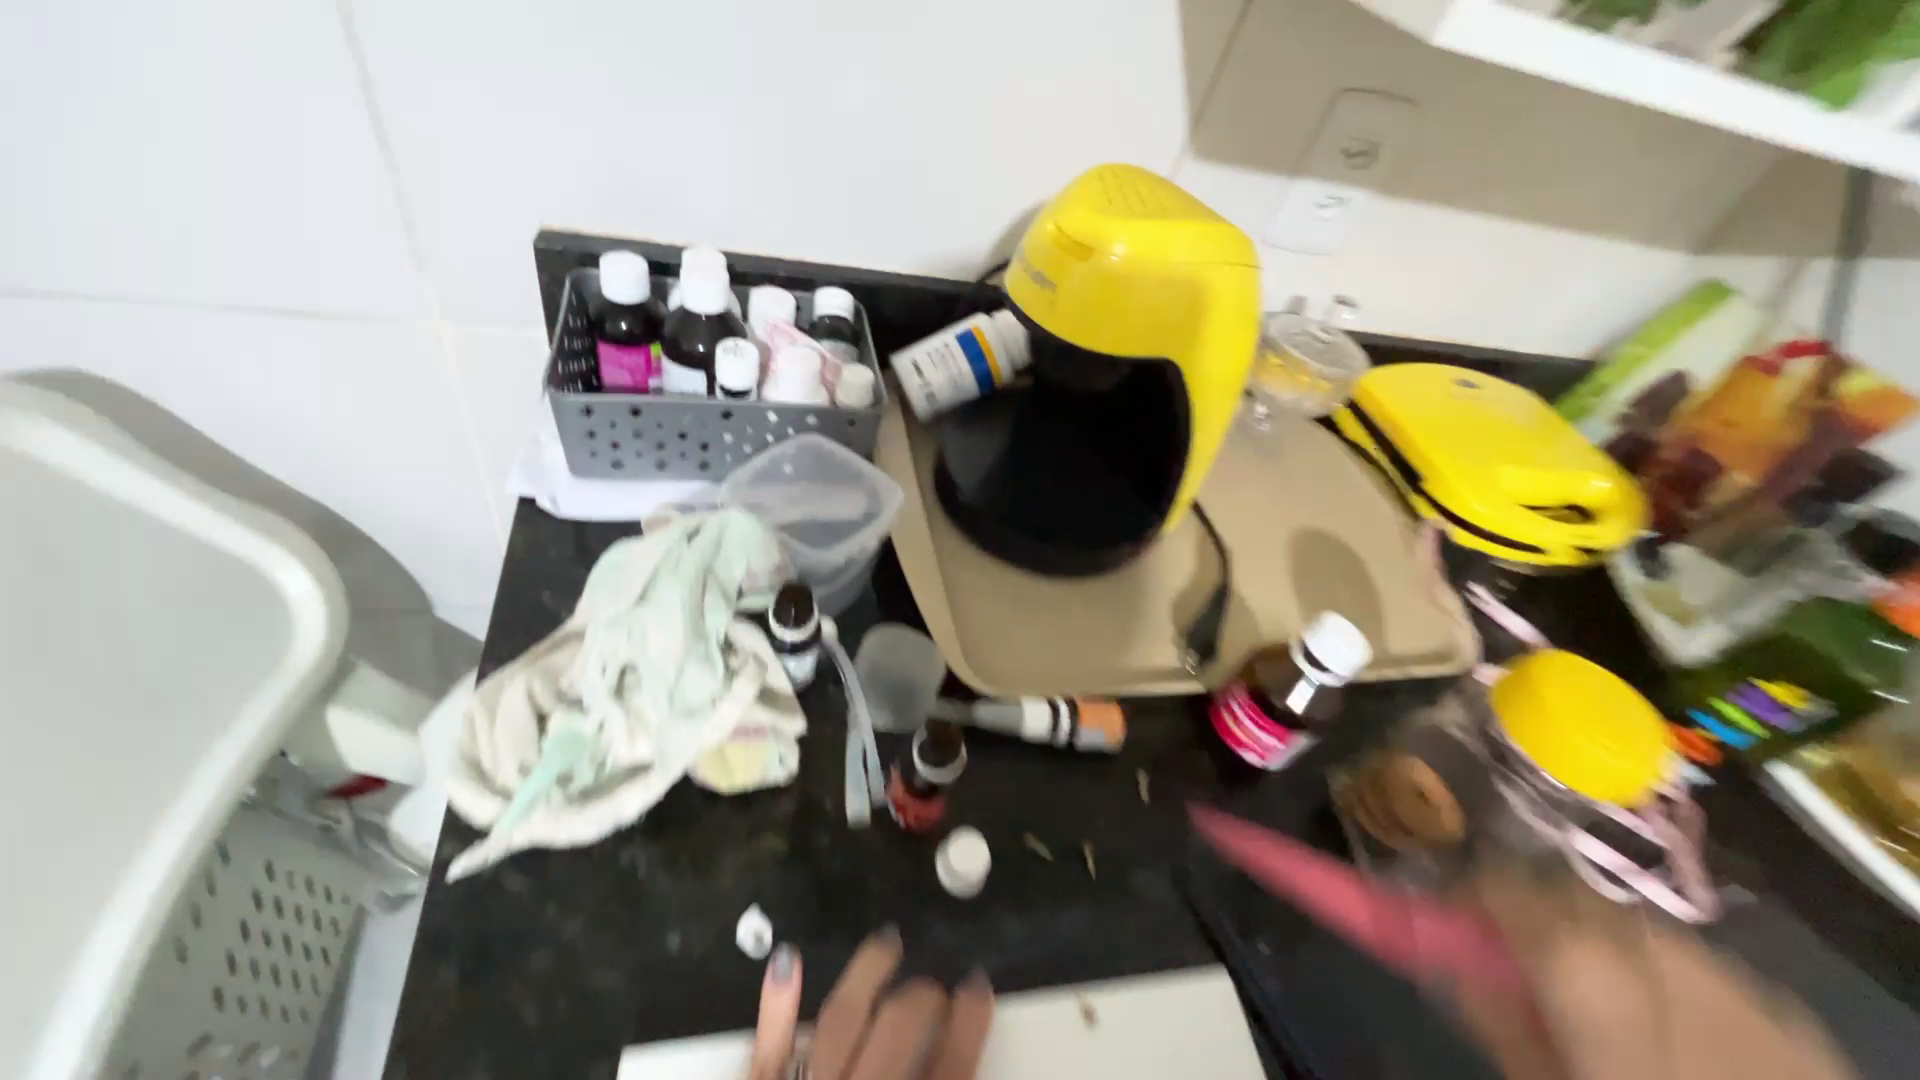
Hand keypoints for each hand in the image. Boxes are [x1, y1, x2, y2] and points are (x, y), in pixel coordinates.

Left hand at [748, 928, 994, 1079]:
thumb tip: (970, 1066)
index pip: (954, 1063)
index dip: (973, 1020)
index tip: (979, 983)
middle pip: (902, 1026)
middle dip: (923, 996)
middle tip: (933, 984)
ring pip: (842, 1019)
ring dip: (867, 974)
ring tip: (887, 943)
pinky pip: (770, 1050)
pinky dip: (777, 1005)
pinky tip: (786, 960)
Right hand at [1453, 869, 1857, 1079]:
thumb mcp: (1537, 1076)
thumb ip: (1488, 1008)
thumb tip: (1445, 957)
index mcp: (1577, 955)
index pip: (1498, 879)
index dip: (1466, 890)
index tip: (1449, 913)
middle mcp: (1647, 939)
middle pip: (1567, 892)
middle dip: (1532, 909)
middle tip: (1513, 951)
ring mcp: (1724, 969)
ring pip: (1633, 926)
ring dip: (1598, 940)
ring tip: (1595, 994)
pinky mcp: (1783, 1006)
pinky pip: (1699, 967)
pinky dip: (1664, 978)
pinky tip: (1670, 1030)